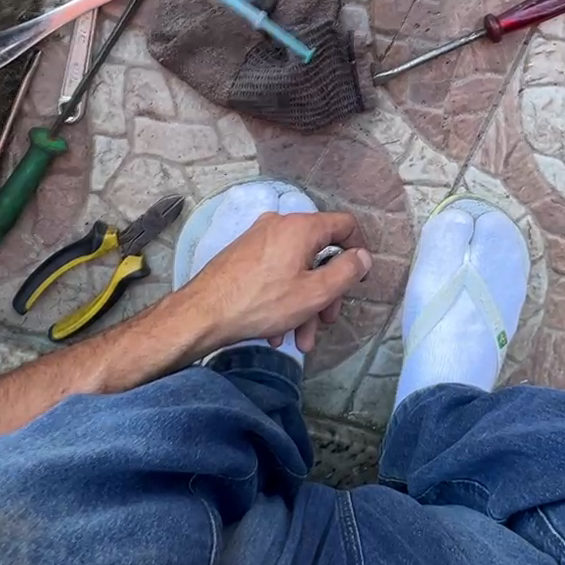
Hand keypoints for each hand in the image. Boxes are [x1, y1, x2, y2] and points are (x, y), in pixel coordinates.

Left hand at [174, 210, 372, 354]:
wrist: (202, 314)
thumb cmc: (261, 302)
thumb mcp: (315, 292)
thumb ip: (347, 272)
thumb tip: (363, 257)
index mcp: (301, 227)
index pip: (345, 225)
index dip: (358, 251)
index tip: (358, 279)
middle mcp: (280, 225)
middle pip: (319, 254)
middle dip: (326, 292)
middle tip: (325, 321)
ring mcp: (259, 240)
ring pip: (296, 270)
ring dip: (304, 304)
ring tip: (298, 339)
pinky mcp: (244, 256)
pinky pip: (275, 274)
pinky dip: (282, 299)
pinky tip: (276, 332)